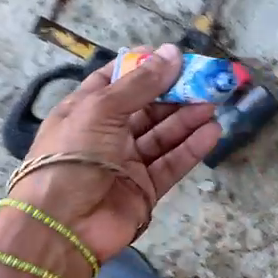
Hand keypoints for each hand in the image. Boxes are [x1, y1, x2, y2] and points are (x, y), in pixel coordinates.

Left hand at [10, 43, 221, 261]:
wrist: (62, 225)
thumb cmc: (71, 156)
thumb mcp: (100, 109)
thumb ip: (140, 83)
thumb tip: (173, 52)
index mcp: (85, 109)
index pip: (117, 81)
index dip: (144, 67)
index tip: (174, 57)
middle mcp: (106, 133)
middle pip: (147, 107)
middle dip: (175, 93)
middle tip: (207, 81)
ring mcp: (127, 163)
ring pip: (163, 135)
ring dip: (187, 118)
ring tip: (214, 103)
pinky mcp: (145, 189)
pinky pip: (171, 164)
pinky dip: (191, 148)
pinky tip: (211, 132)